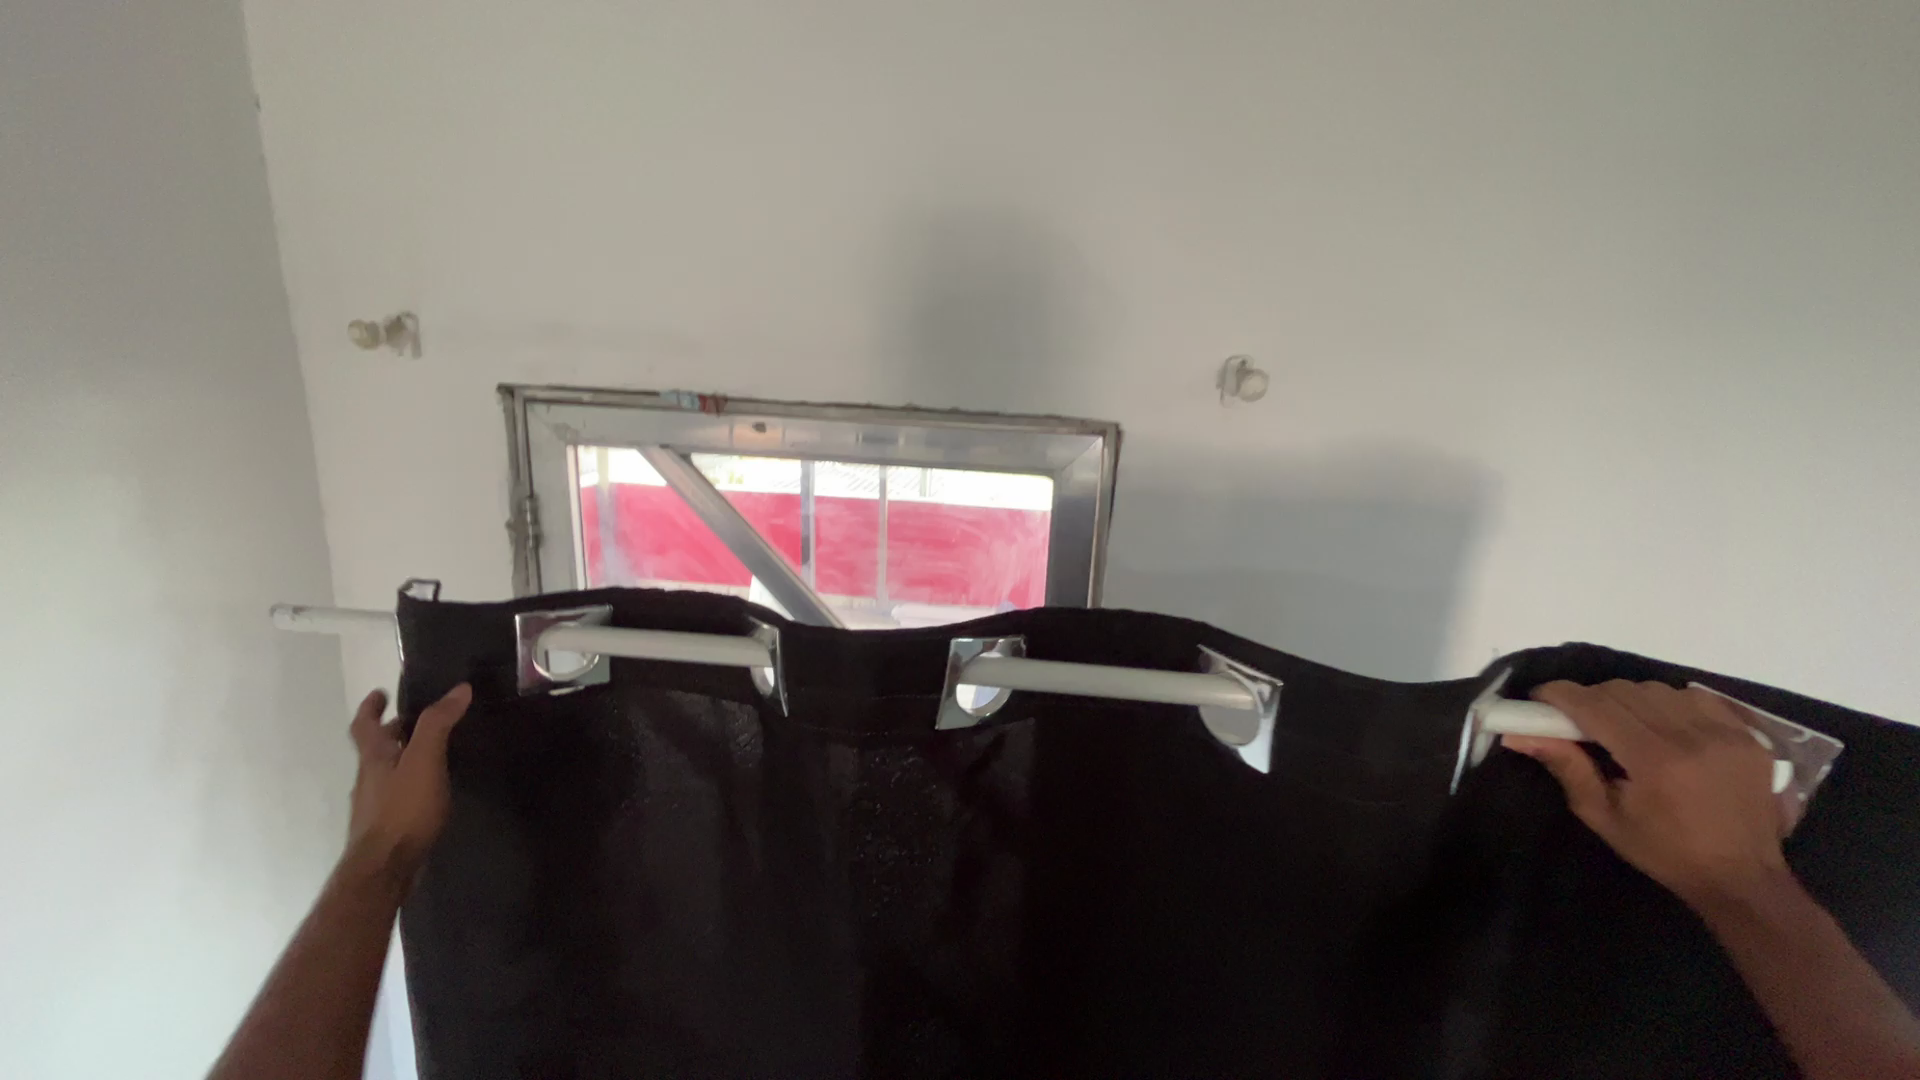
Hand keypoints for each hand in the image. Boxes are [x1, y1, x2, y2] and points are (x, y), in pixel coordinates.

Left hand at [344, 684, 471, 882]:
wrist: (384, 868)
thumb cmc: (403, 809)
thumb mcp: (424, 760)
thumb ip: (438, 724)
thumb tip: (459, 689)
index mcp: (374, 758)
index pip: (364, 726)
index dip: (371, 707)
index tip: (380, 693)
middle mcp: (369, 778)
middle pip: (377, 748)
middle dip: (394, 730)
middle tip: (419, 719)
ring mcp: (375, 804)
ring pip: (387, 770)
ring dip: (404, 756)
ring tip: (433, 750)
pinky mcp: (387, 825)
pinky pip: (398, 792)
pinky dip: (411, 781)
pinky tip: (431, 789)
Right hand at [1503, 680, 1788, 906]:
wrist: (1743, 878)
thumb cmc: (1663, 851)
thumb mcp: (1601, 815)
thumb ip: (1565, 766)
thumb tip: (1517, 734)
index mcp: (1655, 761)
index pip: (1594, 705)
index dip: (1558, 694)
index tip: (1538, 699)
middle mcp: (1693, 738)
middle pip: (1623, 690)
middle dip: (1589, 697)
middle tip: (1576, 720)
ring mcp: (1727, 734)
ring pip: (1656, 689)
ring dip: (1627, 698)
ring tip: (1620, 724)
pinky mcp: (1749, 736)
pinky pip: (1695, 697)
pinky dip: (1667, 701)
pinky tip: (1661, 723)